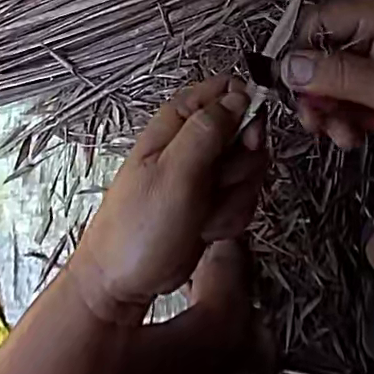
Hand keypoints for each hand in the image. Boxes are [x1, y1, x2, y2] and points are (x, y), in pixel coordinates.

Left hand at [71, 76, 268, 318]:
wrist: (123, 283)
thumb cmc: (137, 227)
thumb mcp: (174, 172)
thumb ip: (208, 129)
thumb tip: (239, 96)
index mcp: (179, 120)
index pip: (228, 90)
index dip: (246, 109)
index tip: (246, 138)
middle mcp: (195, 140)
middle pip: (248, 130)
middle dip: (241, 163)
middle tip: (218, 182)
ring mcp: (206, 171)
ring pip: (250, 166)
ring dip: (235, 196)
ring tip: (204, 211)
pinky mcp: (215, 198)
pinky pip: (245, 196)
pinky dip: (232, 216)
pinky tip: (207, 227)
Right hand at [281, 0, 373, 158]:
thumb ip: (338, 76)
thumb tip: (288, 67)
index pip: (317, 21)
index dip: (300, 55)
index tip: (293, 92)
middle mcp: (371, 27)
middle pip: (320, 52)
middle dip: (315, 91)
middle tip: (315, 124)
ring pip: (329, 76)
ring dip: (329, 108)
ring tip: (342, 136)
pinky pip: (346, 91)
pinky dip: (343, 114)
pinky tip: (352, 135)